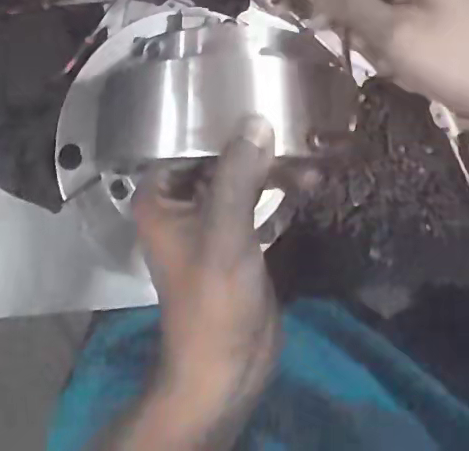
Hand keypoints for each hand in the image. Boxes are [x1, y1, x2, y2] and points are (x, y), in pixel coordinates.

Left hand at [133, 117, 281, 425]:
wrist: (228, 372)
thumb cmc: (212, 300)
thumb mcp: (225, 232)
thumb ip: (239, 175)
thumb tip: (257, 121)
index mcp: (160, 196)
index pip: (186, 141)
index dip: (219, 121)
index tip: (254, 96)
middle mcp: (180, 201)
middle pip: (218, 156)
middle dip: (254, 144)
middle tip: (291, 126)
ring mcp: (209, 219)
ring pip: (240, 176)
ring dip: (271, 167)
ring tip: (308, 155)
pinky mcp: (236, 236)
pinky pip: (256, 199)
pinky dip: (278, 189)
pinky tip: (309, 179)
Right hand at [295, 0, 468, 123]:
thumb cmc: (450, 59)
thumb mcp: (390, 33)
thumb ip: (344, 0)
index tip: (316, 19)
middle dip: (351, 9)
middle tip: (360, 44)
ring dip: (368, 24)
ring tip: (385, 56)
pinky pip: (393, 2)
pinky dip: (387, 28)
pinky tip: (398, 56)